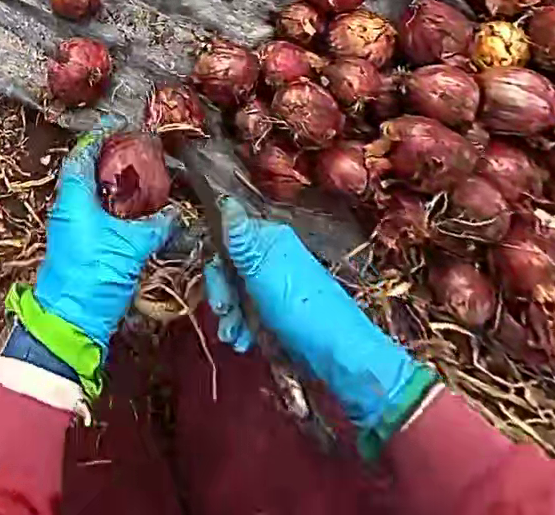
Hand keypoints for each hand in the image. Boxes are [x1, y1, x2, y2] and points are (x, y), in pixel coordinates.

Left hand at [32, 121, 178, 346]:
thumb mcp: (132, 246)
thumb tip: (177, 213)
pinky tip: (131, 206)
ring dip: (108, 179)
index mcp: (74, 197)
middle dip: (107, 155)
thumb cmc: (95, 275)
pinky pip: (92, 209)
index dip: (100, 136)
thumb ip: (156, 225)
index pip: (82, 153)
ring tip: (136, 171)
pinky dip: (110, 201)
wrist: (70, 323)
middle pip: (84, 168)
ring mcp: (69, 225)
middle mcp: (67, 206)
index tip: (121, 126)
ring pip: (88, 190)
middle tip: (134, 146)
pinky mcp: (76, 242)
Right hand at [204, 197, 428, 434]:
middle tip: (224, 314)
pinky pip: (248, 312)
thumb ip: (240, 238)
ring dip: (230, 316)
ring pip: (235, 293)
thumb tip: (225, 199)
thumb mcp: (263, 271)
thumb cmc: (300, 308)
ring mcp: (274, 285)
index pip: (226, 239)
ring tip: (235, 338)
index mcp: (269, 239)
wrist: (339, 355)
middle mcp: (270, 257)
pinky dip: (242, 327)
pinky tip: (245, 343)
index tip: (215, 291)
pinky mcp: (277, 311)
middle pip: (228, 267)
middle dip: (222, 294)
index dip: (216, 266)